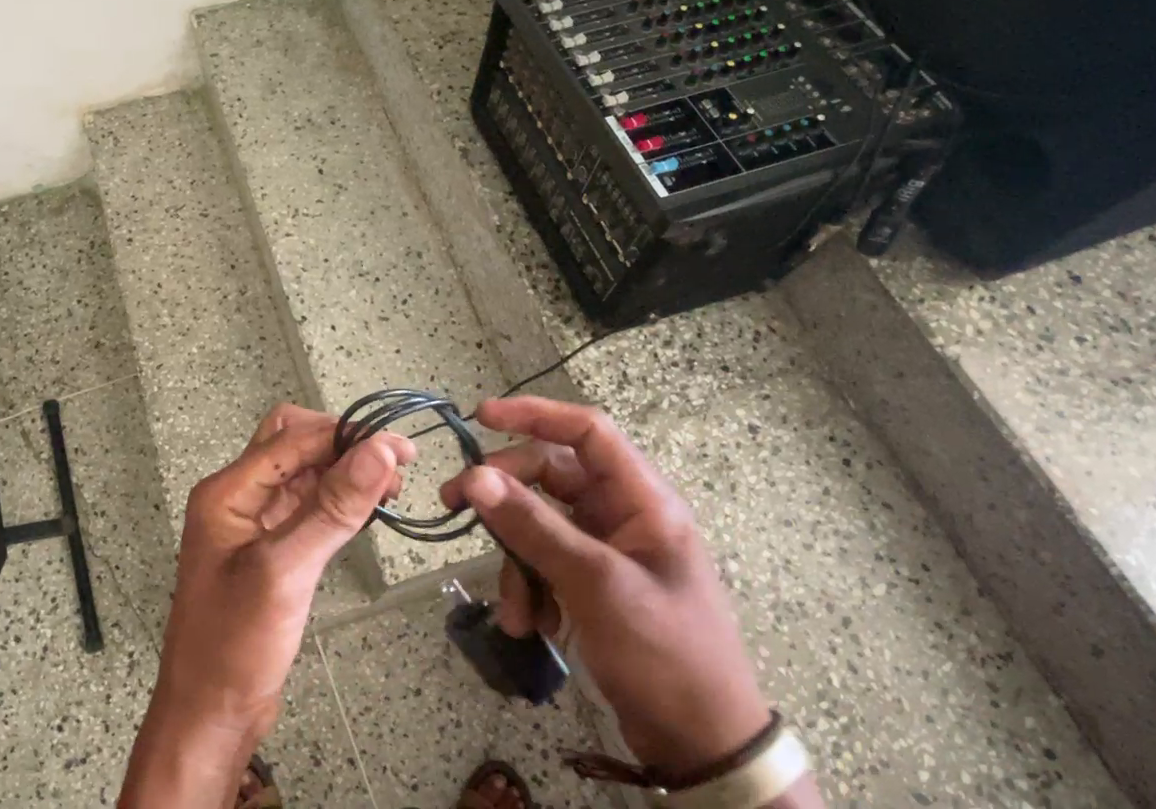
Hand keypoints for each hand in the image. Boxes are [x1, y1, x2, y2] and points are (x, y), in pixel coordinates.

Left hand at [120, 404, 412, 805]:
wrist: (209, 714)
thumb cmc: (235, 645)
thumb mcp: (286, 570)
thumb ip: (333, 508)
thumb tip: (381, 448)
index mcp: (228, 491)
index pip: (292, 437)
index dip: (347, 434)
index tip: (400, 446)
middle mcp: (238, 497)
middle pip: (293, 443)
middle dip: (343, 444)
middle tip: (394, 465)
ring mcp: (253, 523)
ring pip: (304, 474)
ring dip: (345, 472)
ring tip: (392, 487)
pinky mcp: (270, 549)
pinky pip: (307, 506)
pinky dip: (338, 501)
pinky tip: (367, 510)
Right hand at [440, 396, 770, 779]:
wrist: (700, 742)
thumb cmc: (664, 653)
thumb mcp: (595, 584)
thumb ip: (534, 526)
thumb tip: (476, 477)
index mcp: (643, 499)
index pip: (586, 431)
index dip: (534, 415)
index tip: (480, 416)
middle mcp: (622, 513)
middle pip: (549, 477)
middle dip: (504, 498)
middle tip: (455, 505)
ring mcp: (606, 549)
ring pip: (538, 524)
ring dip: (515, 561)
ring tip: (514, 611)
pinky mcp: (591, 582)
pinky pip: (544, 563)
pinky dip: (528, 588)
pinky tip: (529, 625)